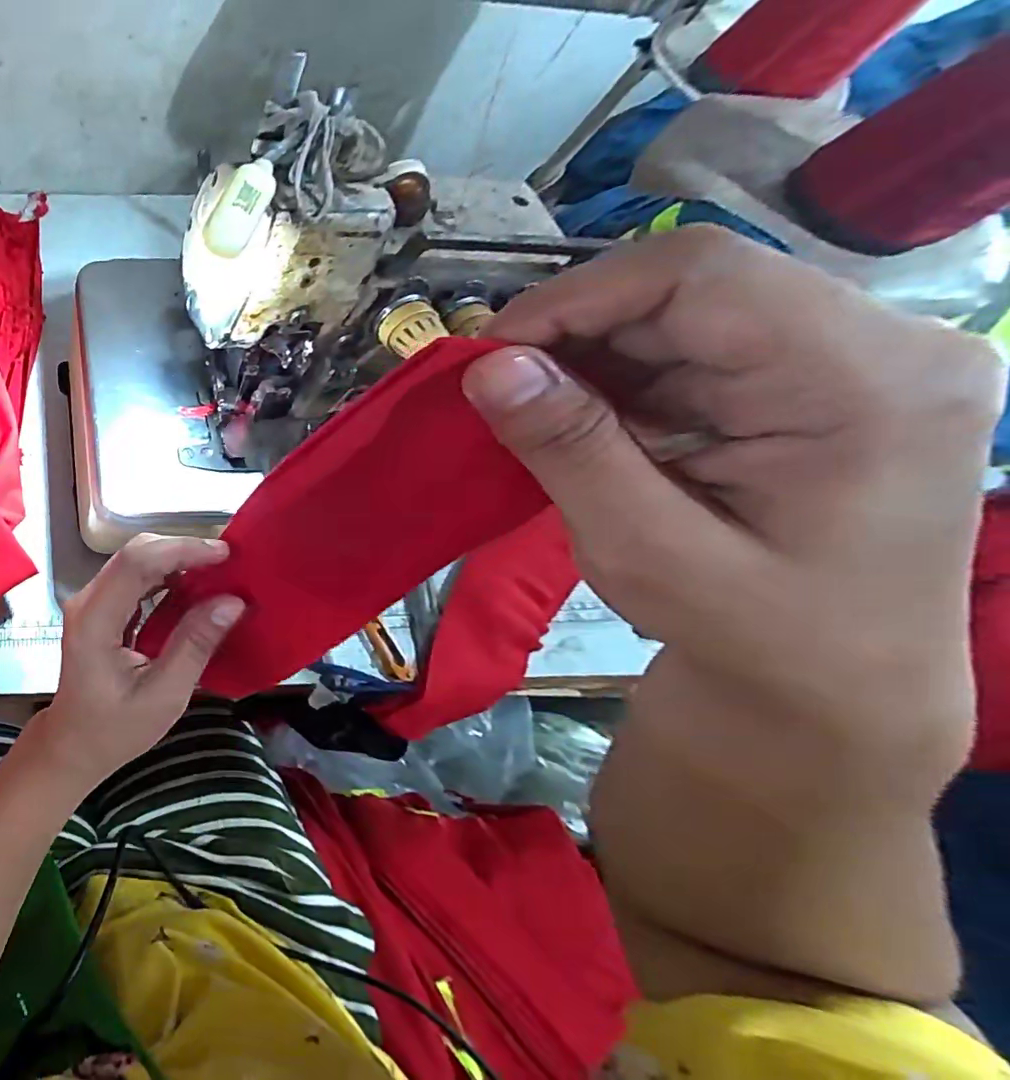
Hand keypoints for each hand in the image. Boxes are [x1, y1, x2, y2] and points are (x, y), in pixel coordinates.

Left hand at [27, 534, 245, 786]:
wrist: (73, 743)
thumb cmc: (113, 729)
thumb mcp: (163, 695)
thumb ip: (194, 645)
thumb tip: (232, 602)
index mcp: (94, 621)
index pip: (136, 563)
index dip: (181, 550)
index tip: (224, 553)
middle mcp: (86, 602)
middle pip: (133, 554)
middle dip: (182, 550)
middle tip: (227, 560)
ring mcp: (90, 603)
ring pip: (134, 562)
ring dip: (176, 561)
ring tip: (218, 571)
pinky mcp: (99, 610)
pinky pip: (133, 580)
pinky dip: (166, 577)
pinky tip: (194, 587)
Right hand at [462, 226, 1002, 764]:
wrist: (826, 686)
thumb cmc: (749, 632)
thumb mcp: (643, 550)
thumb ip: (570, 450)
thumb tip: (487, 365)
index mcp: (866, 381)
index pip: (700, 277)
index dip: (573, 299)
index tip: (484, 357)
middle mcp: (877, 344)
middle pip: (690, 286)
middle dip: (572, 330)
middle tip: (493, 391)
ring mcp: (845, 358)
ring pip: (679, 312)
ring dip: (585, 357)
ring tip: (531, 416)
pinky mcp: (805, 379)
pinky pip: (685, 347)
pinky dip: (609, 378)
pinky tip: (577, 422)